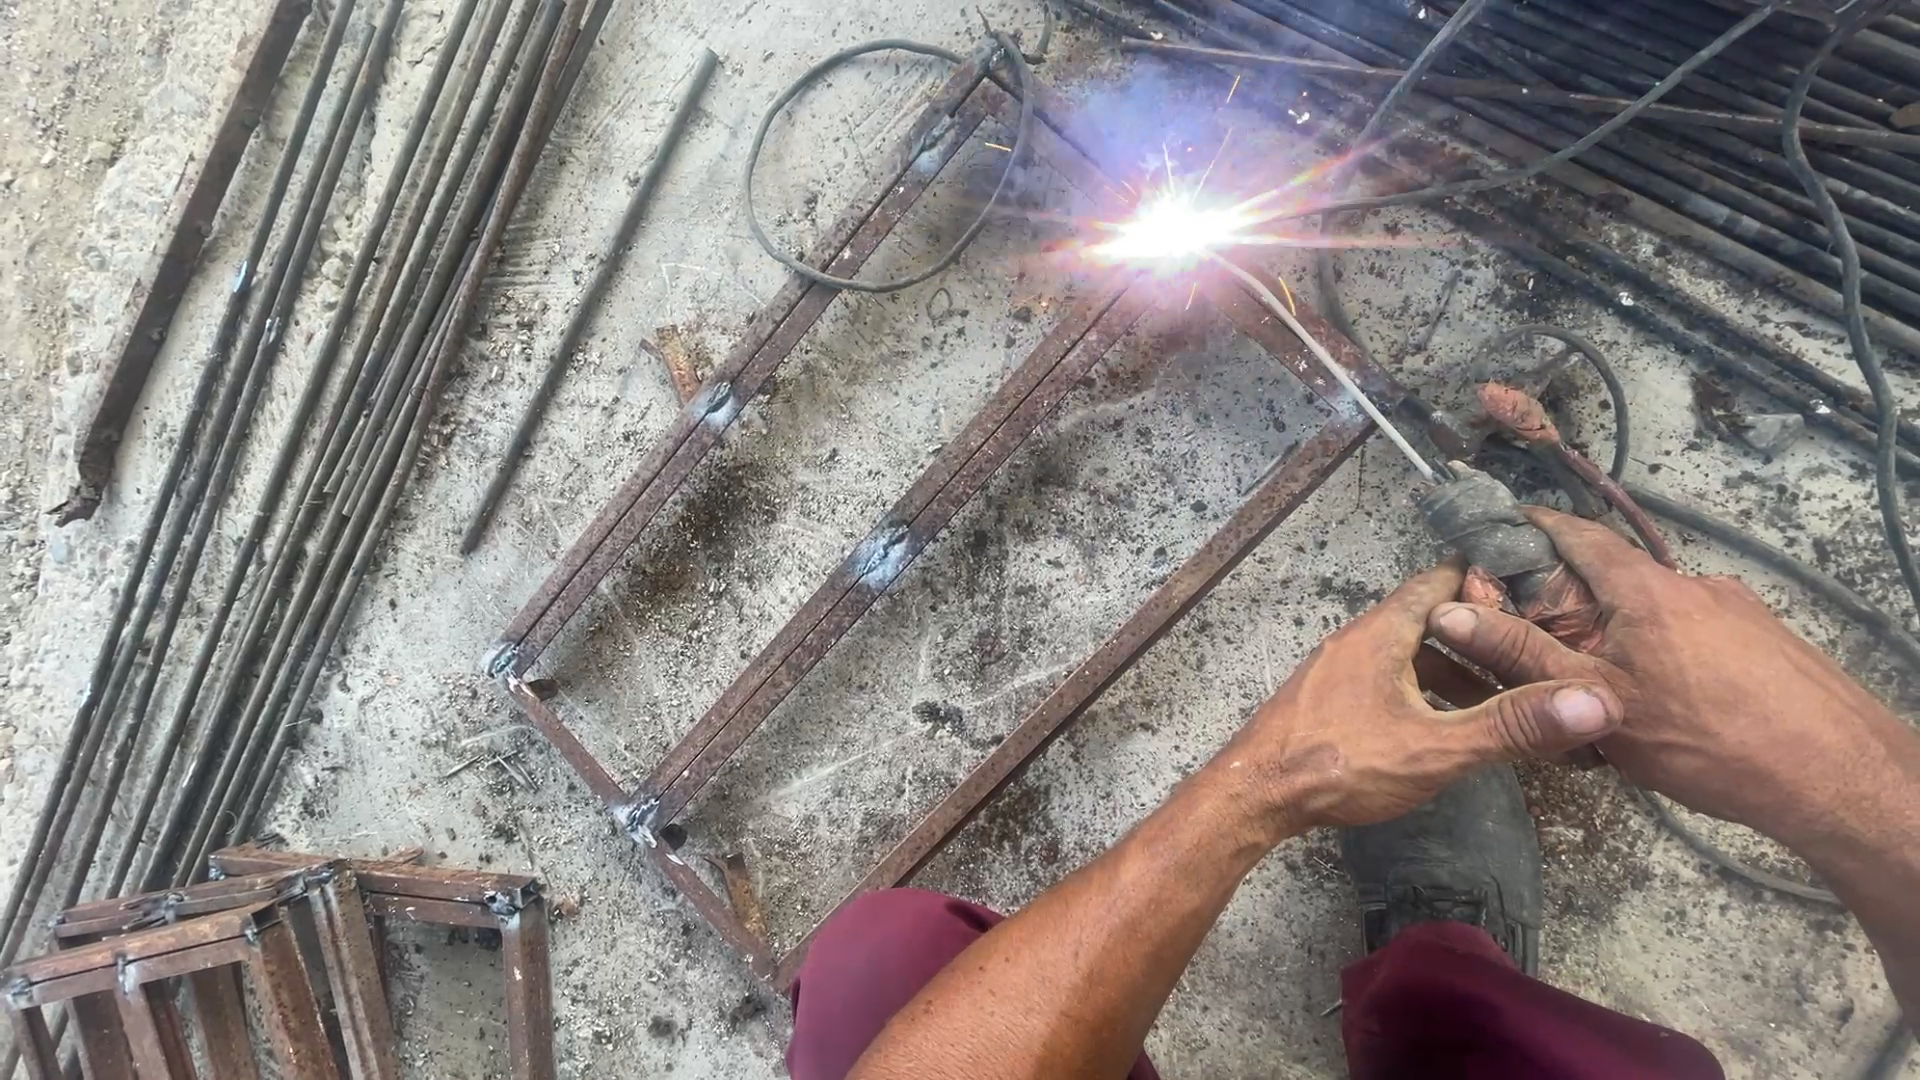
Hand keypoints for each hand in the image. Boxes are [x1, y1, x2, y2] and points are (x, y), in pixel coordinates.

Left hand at [1204, 560, 1622, 838]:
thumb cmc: (1340, 763)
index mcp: (1379, 634)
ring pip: (1404, 655)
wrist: (1256, 792)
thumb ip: (1511, 725)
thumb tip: (1596, 701)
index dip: (1481, 577)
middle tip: (1536, 650)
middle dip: (1479, 634)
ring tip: (1504, 699)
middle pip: (1425, 621)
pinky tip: (1444, 724)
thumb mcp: (1435, 748)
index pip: (1435, 583)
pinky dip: (1421, 690)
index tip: (1532, 579)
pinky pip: (1384, 678)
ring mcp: (1335, 669)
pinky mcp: (1326, 697)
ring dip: (1451, 671)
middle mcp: (1354, 641)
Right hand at [1425, 507, 1907, 842]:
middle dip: (1569, 598)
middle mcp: (1695, 586)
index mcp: (1647, 590)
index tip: (1497, 526)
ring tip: (1596, 681)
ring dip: (1618, 631)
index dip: (1535, 524)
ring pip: (1654, 610)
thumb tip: (1444, 613)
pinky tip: (1659, 699)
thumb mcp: (1594, 697)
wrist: (1855, 790)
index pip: (1580, 534)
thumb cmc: (1708, 738)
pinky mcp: (1771, 643)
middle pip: (1615, 577)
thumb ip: (1519, 652)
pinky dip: (1659, 650)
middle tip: (1533, 634)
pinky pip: (1693, 633)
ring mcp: (1741, 613)